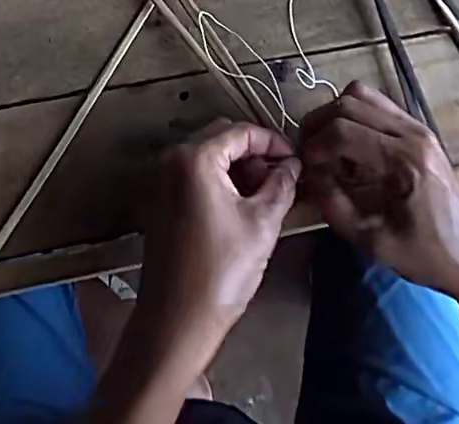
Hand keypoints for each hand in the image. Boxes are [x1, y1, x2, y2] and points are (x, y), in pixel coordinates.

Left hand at [140, 119, 299, 336]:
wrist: (174, 326)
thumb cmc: (220, 271)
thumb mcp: (263, 222)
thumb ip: (282, 183)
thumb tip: (293, 165)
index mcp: (195, 158)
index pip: (243, 131)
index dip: (274, 142)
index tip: (296, 159)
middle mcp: (173, 161)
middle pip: (224, 137)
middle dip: (257, 153)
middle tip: (283, 175)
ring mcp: (163, 182)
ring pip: (211, 156)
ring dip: (241, 166)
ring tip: (268, 192)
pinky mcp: (162, 202)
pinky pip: (198, 174)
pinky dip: (223, 180)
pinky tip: (245, 204)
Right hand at [297, 82, 458, 306]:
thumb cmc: (428, 255)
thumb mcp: (374, 242)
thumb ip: (335, 206)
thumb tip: (308, 176)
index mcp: (405, 160)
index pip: (344, 130)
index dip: (314, 145)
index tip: (303, 167)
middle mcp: (412, 132)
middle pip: (351, 101)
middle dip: (320, 123)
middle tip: (308, 153)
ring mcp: (418, 126)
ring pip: (364, 95)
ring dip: (336, 114)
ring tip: (326, 147)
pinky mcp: (419, 130)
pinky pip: (378, 106)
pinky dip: (355, 117)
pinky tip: (350, 149)